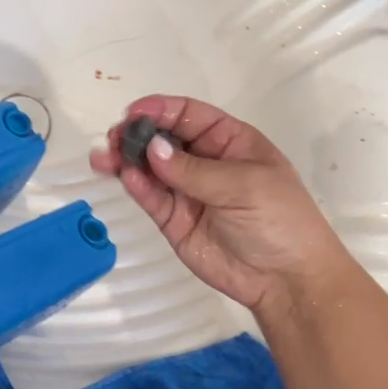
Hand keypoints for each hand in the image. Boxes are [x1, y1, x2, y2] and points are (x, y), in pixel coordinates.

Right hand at [89, 95, 352, 313]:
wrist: (285, 278)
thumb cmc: (279, 220)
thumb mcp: (244, 186)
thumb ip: (194, 170)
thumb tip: (152, 149)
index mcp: (230, 141)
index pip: (190, 115)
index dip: (161, 110)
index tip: (133, 112)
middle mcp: (205, 162)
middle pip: (163, 139)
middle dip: (137, 135)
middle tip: (114, 138)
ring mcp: (187, 192)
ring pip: (149, 168)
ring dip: (126, 159)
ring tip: (103, 157)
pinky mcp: (173, 220)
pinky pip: (151, 197)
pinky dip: (135, 186)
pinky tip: (123, 177)